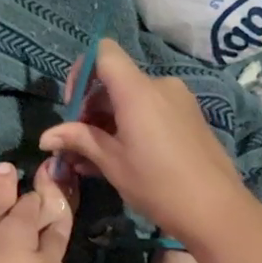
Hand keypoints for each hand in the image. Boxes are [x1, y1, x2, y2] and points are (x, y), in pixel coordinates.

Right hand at [39, 39, 252, 247]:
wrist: (216, 209)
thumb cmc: (157, 184)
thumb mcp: (112, 162)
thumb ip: (79, 140)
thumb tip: (45, 136)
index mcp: (138, 90)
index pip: (104, 53)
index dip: (82, 72)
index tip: (73, 107)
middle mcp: (160, 86)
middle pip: (115, 80)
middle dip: (90, 109)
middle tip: (75, 145)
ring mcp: (178, 101)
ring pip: (131, 100)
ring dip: (107, 123)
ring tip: (91, 160)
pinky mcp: (188, 118)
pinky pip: (150, 112)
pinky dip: (129, 128)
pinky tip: (118, 160)